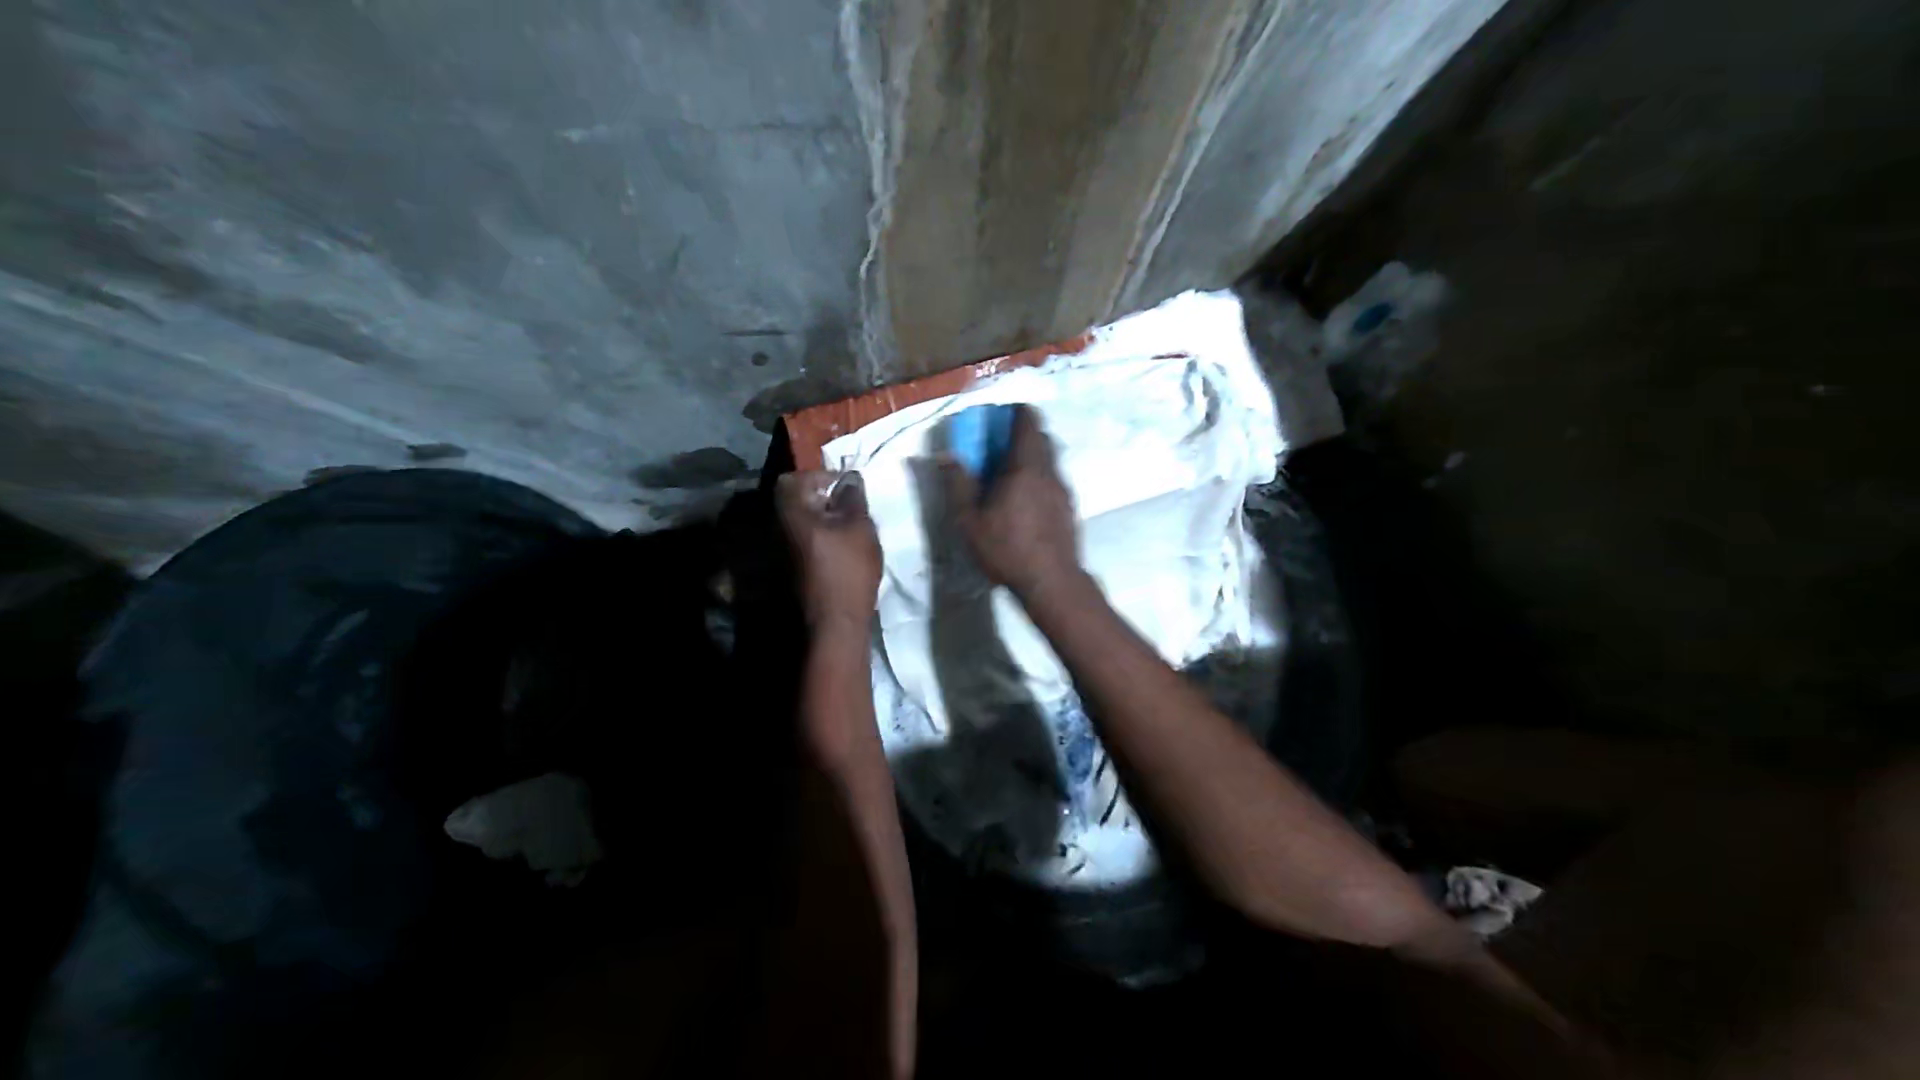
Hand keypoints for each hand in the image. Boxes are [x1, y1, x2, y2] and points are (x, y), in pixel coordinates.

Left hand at [777, 470, 882, 631]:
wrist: (834, 622)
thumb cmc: (848, 569)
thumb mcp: (860, 527)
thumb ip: (853, 498)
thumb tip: (849, 478)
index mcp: (791, 512)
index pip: (792, 479)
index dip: (818, 476)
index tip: (845, 486)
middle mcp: (778, 528)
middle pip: (794, 501)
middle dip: (822, 498)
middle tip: (850, 506)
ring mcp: (781, 551)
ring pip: (799, 523)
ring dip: (822, 519)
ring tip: (849, 528)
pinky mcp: (790, 569)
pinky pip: (802, 541)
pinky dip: (820, 538)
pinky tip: (842, 549)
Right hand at [941, 405, 1083, 598]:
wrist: (1052, 582)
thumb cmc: (1007, 549)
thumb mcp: (970, 520)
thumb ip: (958, 484)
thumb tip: (946, 456)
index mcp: (1025, 466)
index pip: (1028, 422)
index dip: (1015, 412)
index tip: (999, 415)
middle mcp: (1050, 471)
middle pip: (1042, 437)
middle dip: (1022, 432)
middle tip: (999, 443)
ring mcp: (1064, 490)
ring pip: (1050, 459)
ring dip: (1032, 456)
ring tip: (1010, 472)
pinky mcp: (1069, 508)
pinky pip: (1054, 480)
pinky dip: (1040, 477)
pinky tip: (1025, 499)